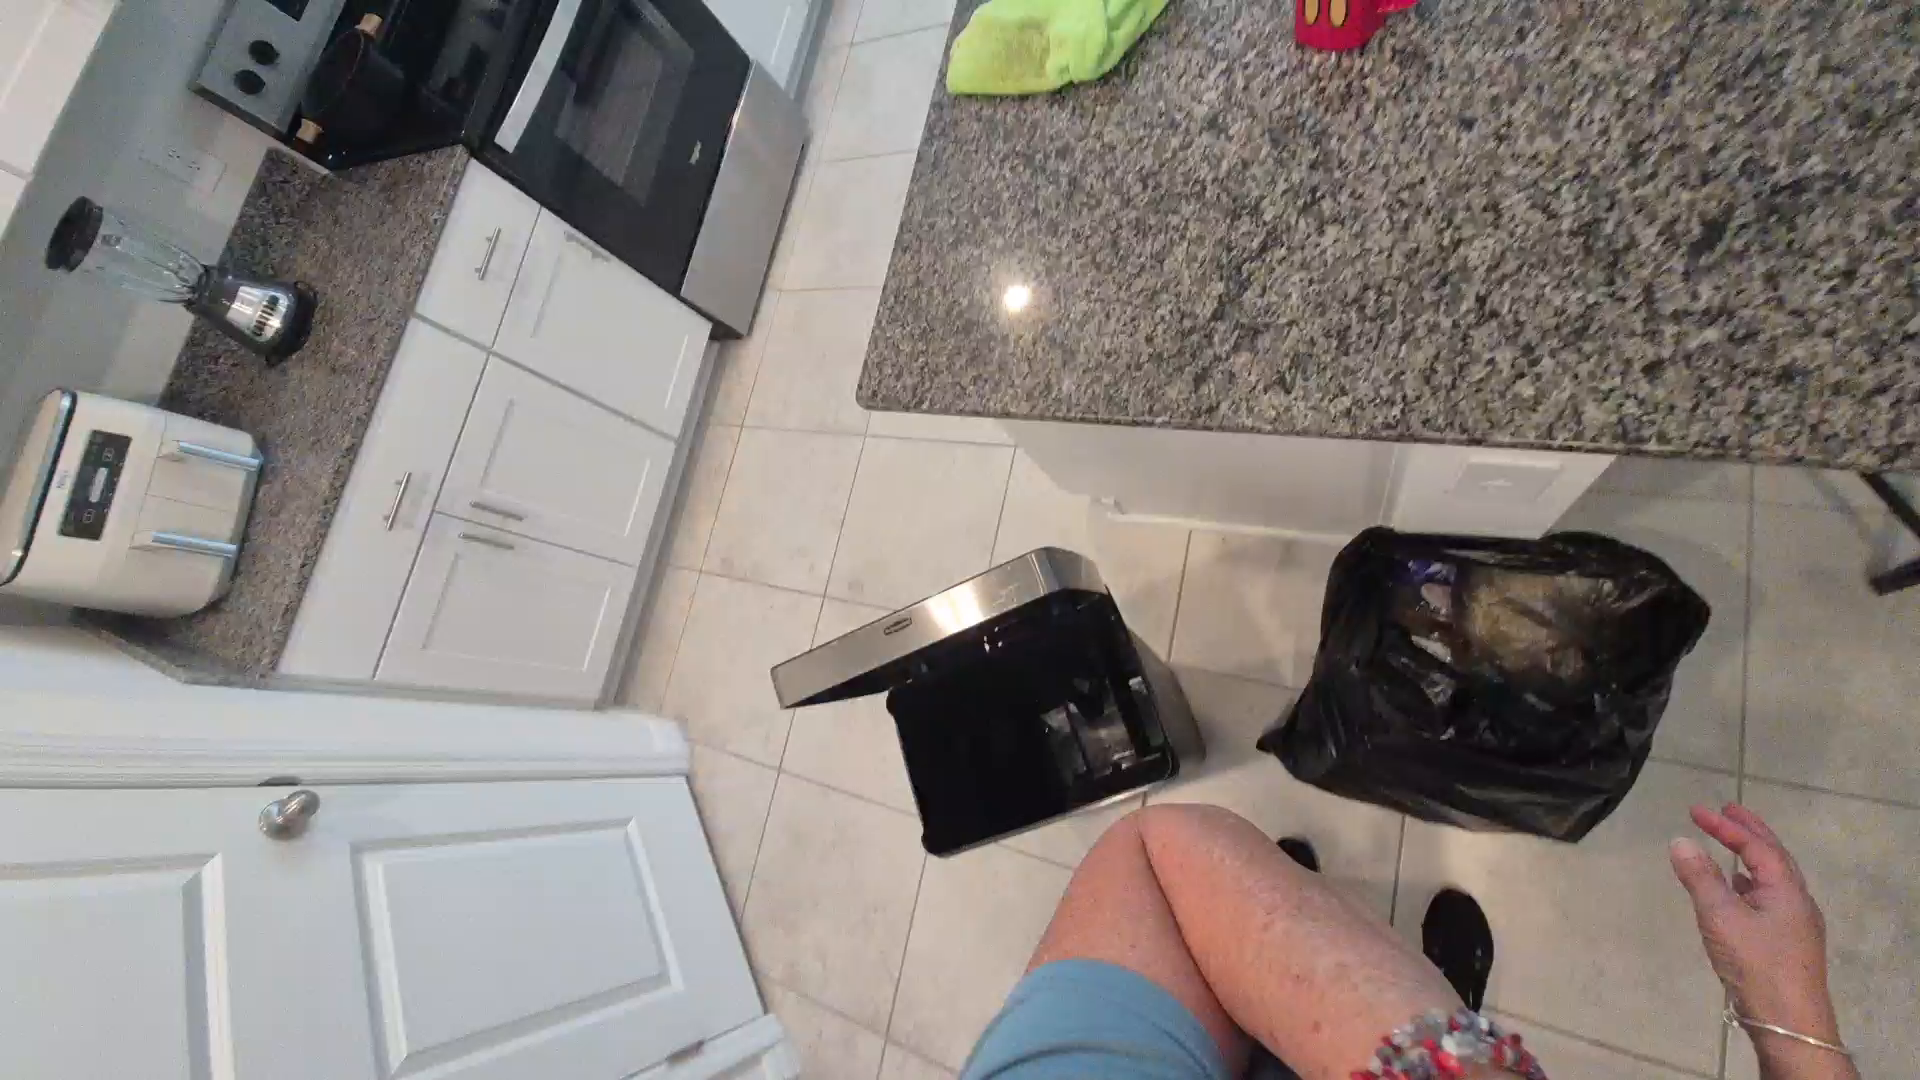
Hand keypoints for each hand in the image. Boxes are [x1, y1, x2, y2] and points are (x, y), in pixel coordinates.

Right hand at [1668, 803, 1851, 1076]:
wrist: (1786, 1019)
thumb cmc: (1754, 962)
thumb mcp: (1719, 915)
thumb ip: (1699, 877)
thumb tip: (1680, 840)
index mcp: (1787, 894)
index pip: (1758, 849)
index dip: (1728, 827)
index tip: (1695, 810)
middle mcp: (1796, 904)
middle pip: (1775, 859)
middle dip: (1750, 833)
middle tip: (1728, 809)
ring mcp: (1792, 923)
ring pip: (1772, 877)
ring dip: (1750, 854)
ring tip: (1729, 841)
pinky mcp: (1782, 938)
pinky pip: (1765, 895)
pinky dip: (1747, 878)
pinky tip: (1733, 884)